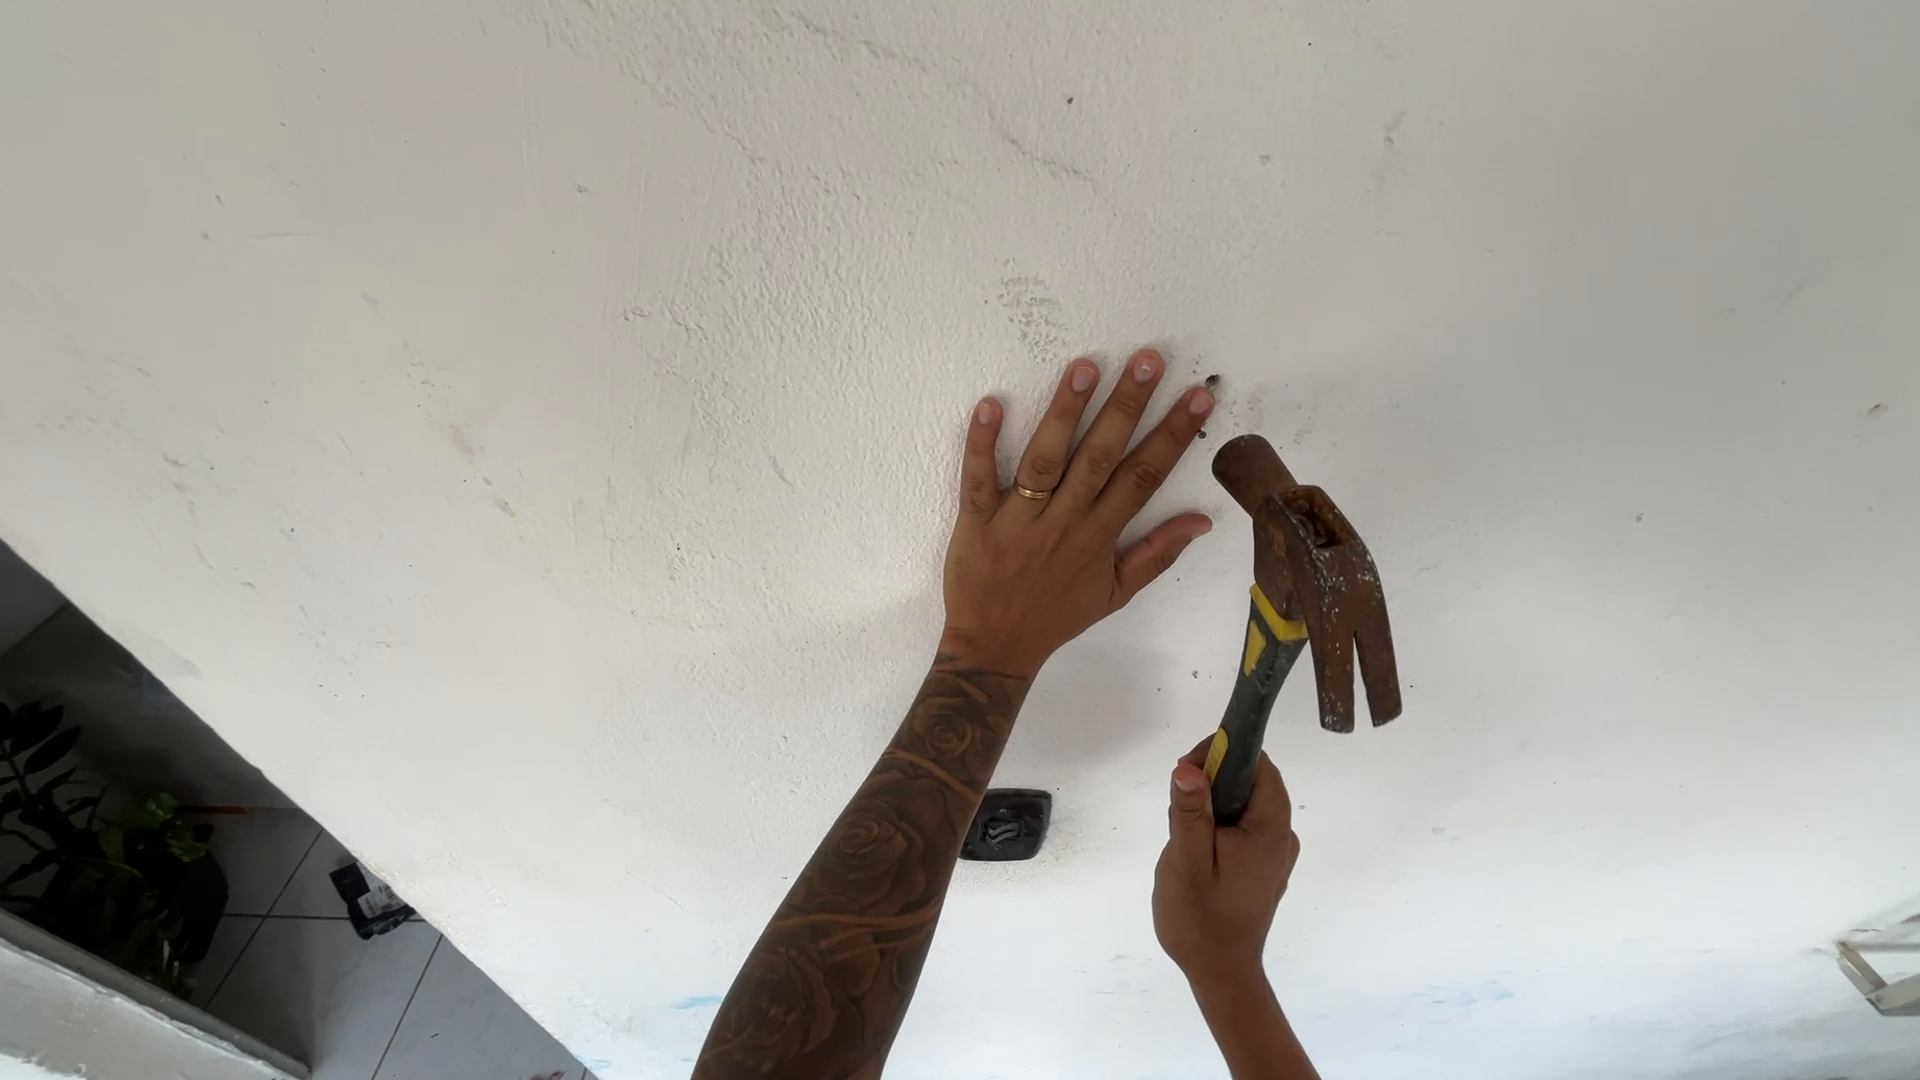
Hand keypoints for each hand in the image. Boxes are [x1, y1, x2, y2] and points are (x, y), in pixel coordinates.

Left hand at [941, 349, 1214, 678]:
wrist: (996, 647)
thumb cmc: (1055, 617)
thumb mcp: (1115, 594)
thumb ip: (1157, 555)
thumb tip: (1201, 521)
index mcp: (1098, 537)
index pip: (1143, 477)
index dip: (1173, 435)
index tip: (1197, 397)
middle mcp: (1063, 524)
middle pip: (1100, 458)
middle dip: (1126, 407)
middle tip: (1148, 360)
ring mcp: (1017, 521)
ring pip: (1045, 462)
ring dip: (1064, 414)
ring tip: (1084, 368)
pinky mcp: (976, 522)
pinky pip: (977, 479)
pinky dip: (982, 444)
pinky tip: (991, 404)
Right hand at [1153, 738, 1300, 988]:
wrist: (1218, 973)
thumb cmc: (1201, 919)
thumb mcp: (1186, 863)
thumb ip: (1189, 813)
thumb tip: (1188, 767)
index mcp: (1269, 832)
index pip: (1260, 766)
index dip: (1224, 753)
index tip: (1188, 769)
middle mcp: (1281, 836)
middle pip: (1252, 779)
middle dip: (1211, 777)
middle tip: (1178, 803)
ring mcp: (1274, 849)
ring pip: (1243, 799)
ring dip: (1210, 800)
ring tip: (1183, 833)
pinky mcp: (1263, 860)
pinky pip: (1242, 820)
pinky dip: (1217, 819)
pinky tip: (1196, 846)